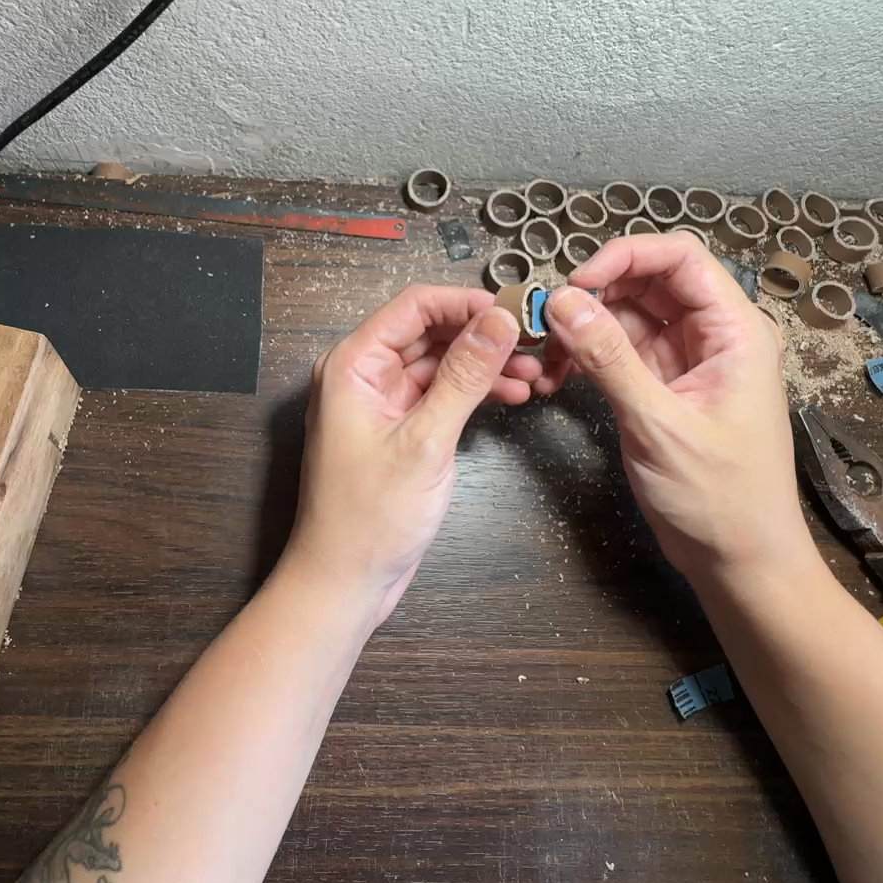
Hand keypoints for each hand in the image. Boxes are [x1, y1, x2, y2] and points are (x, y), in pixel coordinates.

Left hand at [284, 286, 540, 623]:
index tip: (517, 312)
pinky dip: (472, 392)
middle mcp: (363, 374)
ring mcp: (380, 401)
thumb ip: (464, 376)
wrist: (345, 580)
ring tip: (534, 374)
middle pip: (429, 332)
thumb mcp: (426, 440)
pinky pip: (438, 393)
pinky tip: (512, 396)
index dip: (466, 303)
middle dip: (482, 335)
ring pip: (439, 363)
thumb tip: (500, 320)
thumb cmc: (370, 515)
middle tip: (536, 345)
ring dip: (484, 365)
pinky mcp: (398, 426)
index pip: (414, 307)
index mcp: (352, 364)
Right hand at [534, 234, 811, 582]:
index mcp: (734, 330)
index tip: (575, 283)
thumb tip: (562, 301)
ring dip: (582, 329)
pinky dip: (585, 358)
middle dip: (594, 295)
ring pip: (625, 317)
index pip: (680, 258)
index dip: (625, 257)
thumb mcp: (659, 424)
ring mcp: (684, 360)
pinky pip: (616, 352)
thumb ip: (609, 358)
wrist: (738, 560)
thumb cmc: (720, 496)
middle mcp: (711, 335)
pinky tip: (558, 377)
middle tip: (547, 323)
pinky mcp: (660, 386)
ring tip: (546, 357)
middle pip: (647, 282)